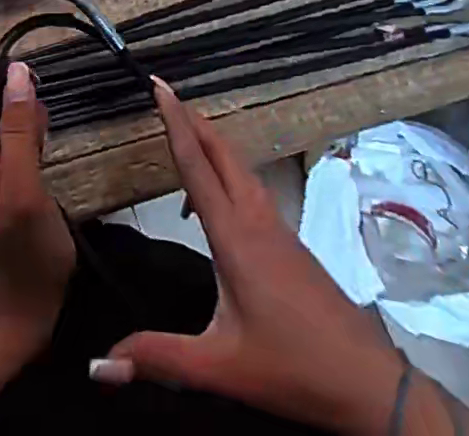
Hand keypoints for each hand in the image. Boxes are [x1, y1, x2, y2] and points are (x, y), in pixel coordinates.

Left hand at [0, 59, 76, 366]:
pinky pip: (5, 139)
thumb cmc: (26, 246)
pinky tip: (40, 153)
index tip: (31, 76)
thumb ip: (18, 126)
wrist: (24, 302)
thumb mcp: (24, 182)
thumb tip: (17, 70)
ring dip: (22, 117)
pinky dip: (25, 136)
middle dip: (14, 96)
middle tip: (41, 121)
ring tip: (42, 141)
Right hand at [89, 78, 448, 435]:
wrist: (368, 380)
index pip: (196, 167)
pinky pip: (251, 189)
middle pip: (221, 154)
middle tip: (166, 95)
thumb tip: (100, 364)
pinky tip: (217, 199)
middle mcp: (256, 220)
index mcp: (235, 237)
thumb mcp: (220, 366)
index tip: (160, 87)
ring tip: (186, 133)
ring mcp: (277, 228)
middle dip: (193, 120)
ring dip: (212, 144)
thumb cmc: (293, 367)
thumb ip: (158, 358)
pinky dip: (227, 172)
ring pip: (240, 169)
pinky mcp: (289, 241)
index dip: (175, 123)